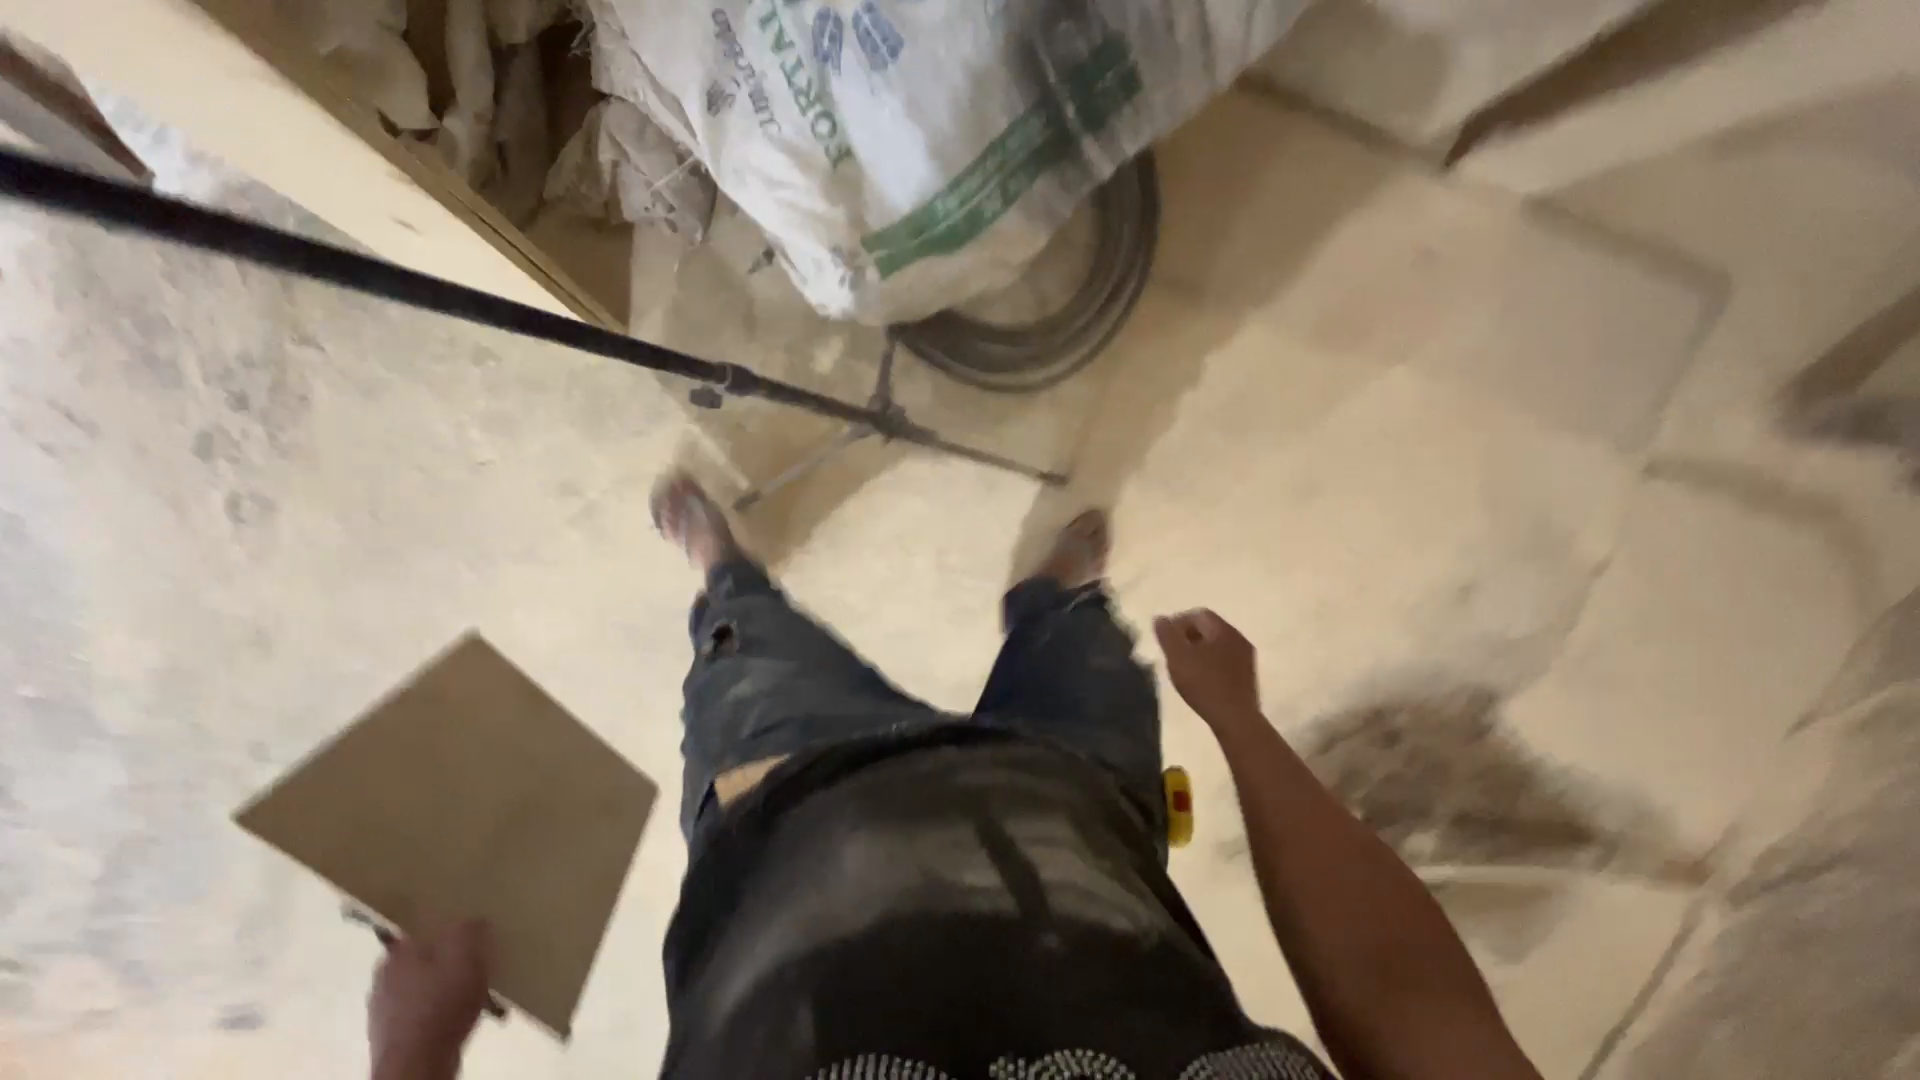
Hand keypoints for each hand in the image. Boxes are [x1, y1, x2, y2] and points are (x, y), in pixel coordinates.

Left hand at [368, 919, 491, 1078]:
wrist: (417, 1064)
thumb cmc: (443, 1003)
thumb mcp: (468, 954)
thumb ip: (471, 929)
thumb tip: (474, 920)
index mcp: (398, 952)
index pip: (424, 927)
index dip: (450, 928)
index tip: (472, 934)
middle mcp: (383, 977)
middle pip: (424, 957)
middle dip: (448, 959)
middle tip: (477, 963)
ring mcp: (383, 1009)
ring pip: (422, 985)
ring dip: (444, 987)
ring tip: (473, 992)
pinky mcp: (391, 1035)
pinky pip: (421, 1012)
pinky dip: (439, 1011)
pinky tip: (458, 1016)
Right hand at [1154, 609, 1262, 731]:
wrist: (1236, 718)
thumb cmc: (1203, 684)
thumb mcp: (1177, 657)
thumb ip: (1167, 634)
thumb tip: (1160, 618)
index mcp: (1223, 629)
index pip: (1198, 614)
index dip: (1178, 622)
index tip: (1165, 639)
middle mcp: (1238, 637)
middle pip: (1209, 628)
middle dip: (1188, 636)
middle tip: (1172, 653)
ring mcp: (1246, 657)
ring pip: (1217, 645)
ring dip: (1199, 651)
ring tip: (1185, 668)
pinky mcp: (1248, 675)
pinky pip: (1225, 660)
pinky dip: (1211, 664)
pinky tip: (1202, 680)